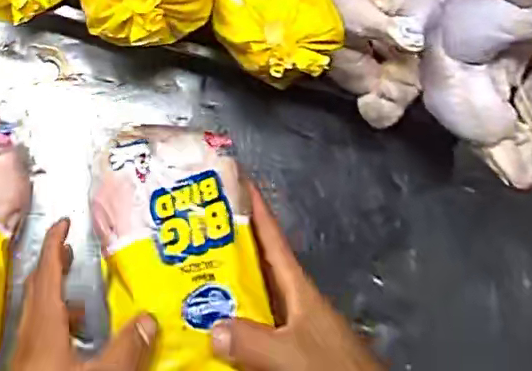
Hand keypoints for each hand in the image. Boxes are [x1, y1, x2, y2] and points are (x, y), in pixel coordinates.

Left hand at [9, 217, 156, 370]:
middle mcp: (29, 331)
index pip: (47, 267)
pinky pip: (39, 338)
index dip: (55, 241)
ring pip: (37, 314)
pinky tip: (75, 346)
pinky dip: (56, 329)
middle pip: (38, 286)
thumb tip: (150, 318)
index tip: (65, 220)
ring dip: (57, 301)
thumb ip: (126, 348)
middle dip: (55, 266)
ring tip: (84, 306)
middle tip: (74, 253)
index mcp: (44, 320)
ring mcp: (24, 354)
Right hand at [210, 184, 383, 370]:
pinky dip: (239, 324)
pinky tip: (219, 330)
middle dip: (229, 244)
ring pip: (256, 298)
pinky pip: (259, 328)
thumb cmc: (334, 367)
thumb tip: (211, 326)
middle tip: (197, 229)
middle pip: (258, 264)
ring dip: (230, 287)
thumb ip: (253, 341)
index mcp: (298, 285)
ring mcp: (296, 326)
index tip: (233, 178)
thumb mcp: (292, 354)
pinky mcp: (295, 351)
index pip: (271, 236)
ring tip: (197, 275)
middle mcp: (295, 300)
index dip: (253, 205)